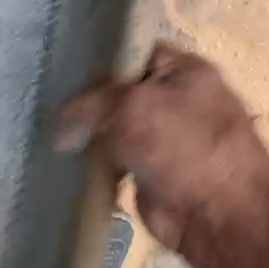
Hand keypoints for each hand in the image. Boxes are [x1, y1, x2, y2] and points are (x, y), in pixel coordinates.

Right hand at [54, 43, 268, 252]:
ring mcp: (162, 136)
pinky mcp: (148, 168)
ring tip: (51, 132)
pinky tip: (67, 159)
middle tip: (48, 105)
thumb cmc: (183, 147)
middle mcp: (175, 99)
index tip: (60, 71)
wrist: (220, 215)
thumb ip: (85, 104)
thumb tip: (60, 128)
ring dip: (85, 133)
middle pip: (116, 90)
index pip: (131, 52)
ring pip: (110, 125)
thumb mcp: (128, 106)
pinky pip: (110, 156)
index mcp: (184, 71)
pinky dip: (91, 159)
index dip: (96, 60)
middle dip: (84, 100)